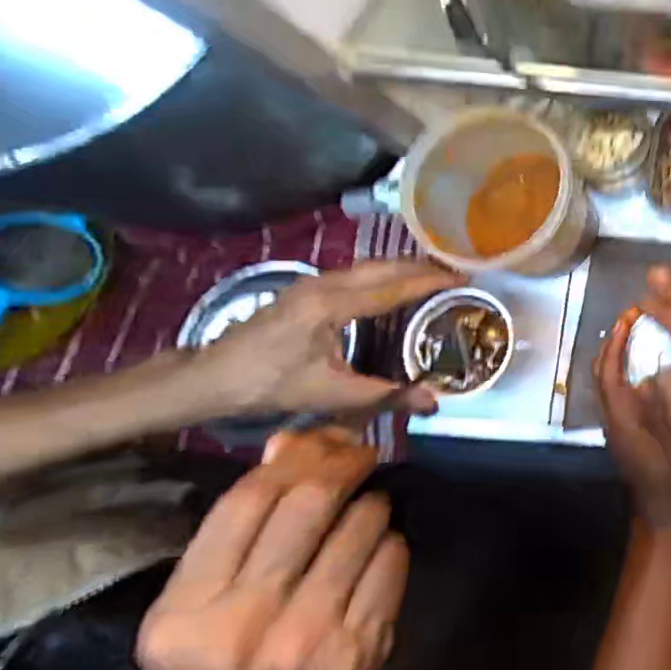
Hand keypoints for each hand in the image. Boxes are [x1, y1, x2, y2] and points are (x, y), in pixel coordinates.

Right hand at [138, 428, 406, 669]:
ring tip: (361, 518)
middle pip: (314, 497)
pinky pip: (394, 555)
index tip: (322, 441)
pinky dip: (389, 544)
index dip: (297, 453)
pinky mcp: (364, 645)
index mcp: (185, 615)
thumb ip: (239, 529)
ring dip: (373, 505)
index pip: (249, 498)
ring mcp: (309, 636)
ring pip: (367, 518)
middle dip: (348, 460)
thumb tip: (289, 439)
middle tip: (360, 456)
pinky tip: (373, 559)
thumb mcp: (201, 609)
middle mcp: (244, 625)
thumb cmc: (223, 666)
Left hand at [200, 260, 460, 417]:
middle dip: (424, 267)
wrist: (206, 379)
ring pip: (371, 266)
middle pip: (385, 266)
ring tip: (435, 275)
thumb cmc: (267, 385)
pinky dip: (386, 273)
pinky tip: (396, 284)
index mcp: (332, 305)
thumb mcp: (329, 394)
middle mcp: (325, 284)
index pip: (394, 286)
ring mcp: (314, 281)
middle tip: (457, 273)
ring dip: (405, 267)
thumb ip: (384, 395)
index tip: (464, 278)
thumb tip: (432, 403)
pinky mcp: (307, 287)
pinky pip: (359, 271)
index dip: (432, 281)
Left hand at [598, 307, 670, 532]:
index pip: (609, 373)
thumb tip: (655, 371)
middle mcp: (615, 420)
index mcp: (624, 421)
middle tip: (643, 314)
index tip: (632, 314)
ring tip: (648, 329)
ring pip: (611, 380)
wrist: (667, 520)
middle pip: (604, 372)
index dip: (616, 342)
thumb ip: (665, 409)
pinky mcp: (629, 431)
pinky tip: (656, 360)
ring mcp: (620, 427)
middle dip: (617, 340)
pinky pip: (622, 390)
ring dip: (622, 352)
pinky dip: (630, 367)